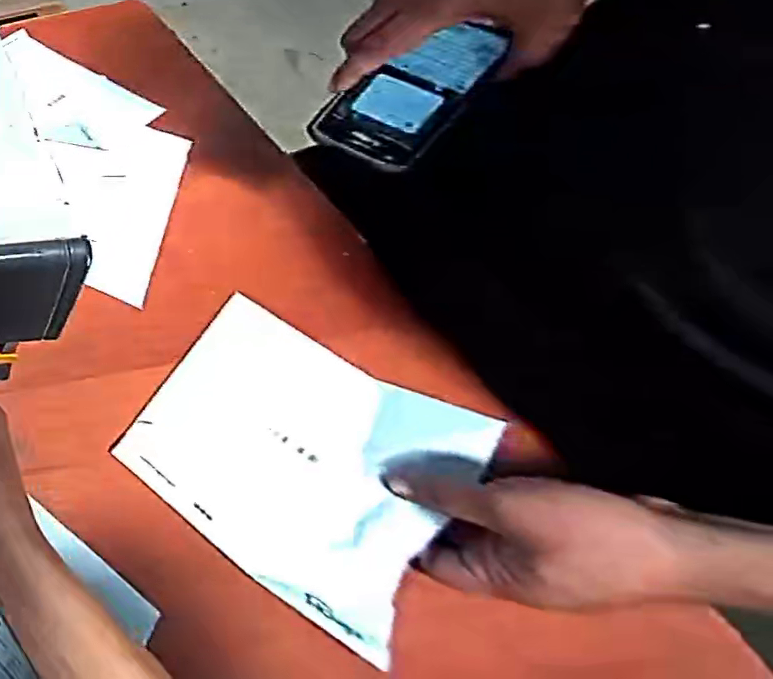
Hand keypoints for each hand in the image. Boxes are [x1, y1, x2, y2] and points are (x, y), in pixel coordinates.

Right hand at [331, 0, 602, 91]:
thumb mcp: (548, 29)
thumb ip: (516, 64)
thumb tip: (494, 83)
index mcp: (432, 5)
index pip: (375, 45)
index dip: (353, 70)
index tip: (338, 86)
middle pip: (357, 34)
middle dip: (358, 56)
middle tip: (373, 73)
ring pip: (367, 16)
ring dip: (375, 34)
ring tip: (405, 43)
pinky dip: (389, 14)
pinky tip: (422, 16)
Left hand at [386, 472, 696, 608]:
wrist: (678, 538)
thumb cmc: (588, 533)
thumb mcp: (503, 509)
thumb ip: (444, 496)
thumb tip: (390, 485)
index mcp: (498, 580)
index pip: (429, 561)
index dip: (395, 533)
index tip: (358, 500)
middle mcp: (508, 567)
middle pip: (444, 536)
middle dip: (411, 504)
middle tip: (365, 468)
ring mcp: (529, 546)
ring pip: (466, 516)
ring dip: (437, 488)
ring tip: (391, 456)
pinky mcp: (545, 524)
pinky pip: (492, 504)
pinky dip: (467, 483)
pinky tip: (439, 455)